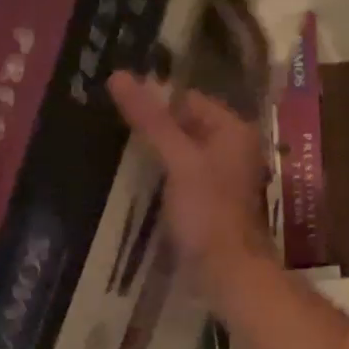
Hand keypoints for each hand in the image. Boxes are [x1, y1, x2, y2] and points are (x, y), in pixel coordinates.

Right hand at [107, 70, 272, 280]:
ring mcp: (227, 180)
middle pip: (188, 127)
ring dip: (159, 157)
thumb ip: (151, 120)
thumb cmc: (208, 213)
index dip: (155, 102)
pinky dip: (167, 181)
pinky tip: (142, 186)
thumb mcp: (178, 161)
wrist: (230, 273)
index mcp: (234, 131)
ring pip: (186, 156)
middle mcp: (236, 150)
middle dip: (155, 130)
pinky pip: (187, 181)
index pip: (189, 100)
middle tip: (112, 131)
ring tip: (120, 156)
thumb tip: (118, 75)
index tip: (116, 108)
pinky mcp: (215, 206)